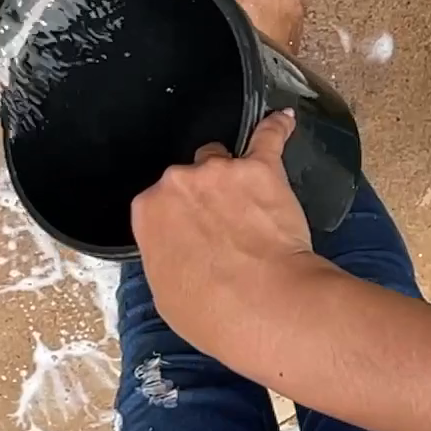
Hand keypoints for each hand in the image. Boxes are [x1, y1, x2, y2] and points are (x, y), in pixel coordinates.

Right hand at [129, 110, 326, 359]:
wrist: (263, 305)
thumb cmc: (212, 311)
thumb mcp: (164, 294)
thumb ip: (164, 256)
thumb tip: (176, 251)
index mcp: (148, 211)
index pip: (156, 205)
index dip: (176, 223)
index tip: (190, 239)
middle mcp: (178, 182)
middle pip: (187, 179)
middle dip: (201, 200)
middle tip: (222, 231)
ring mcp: (221, 171)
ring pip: (221, 160)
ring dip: (231, 177)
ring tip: (251, 206)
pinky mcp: (262, 168)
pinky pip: (268, 136)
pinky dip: (275, 129)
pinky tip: (282, 120)